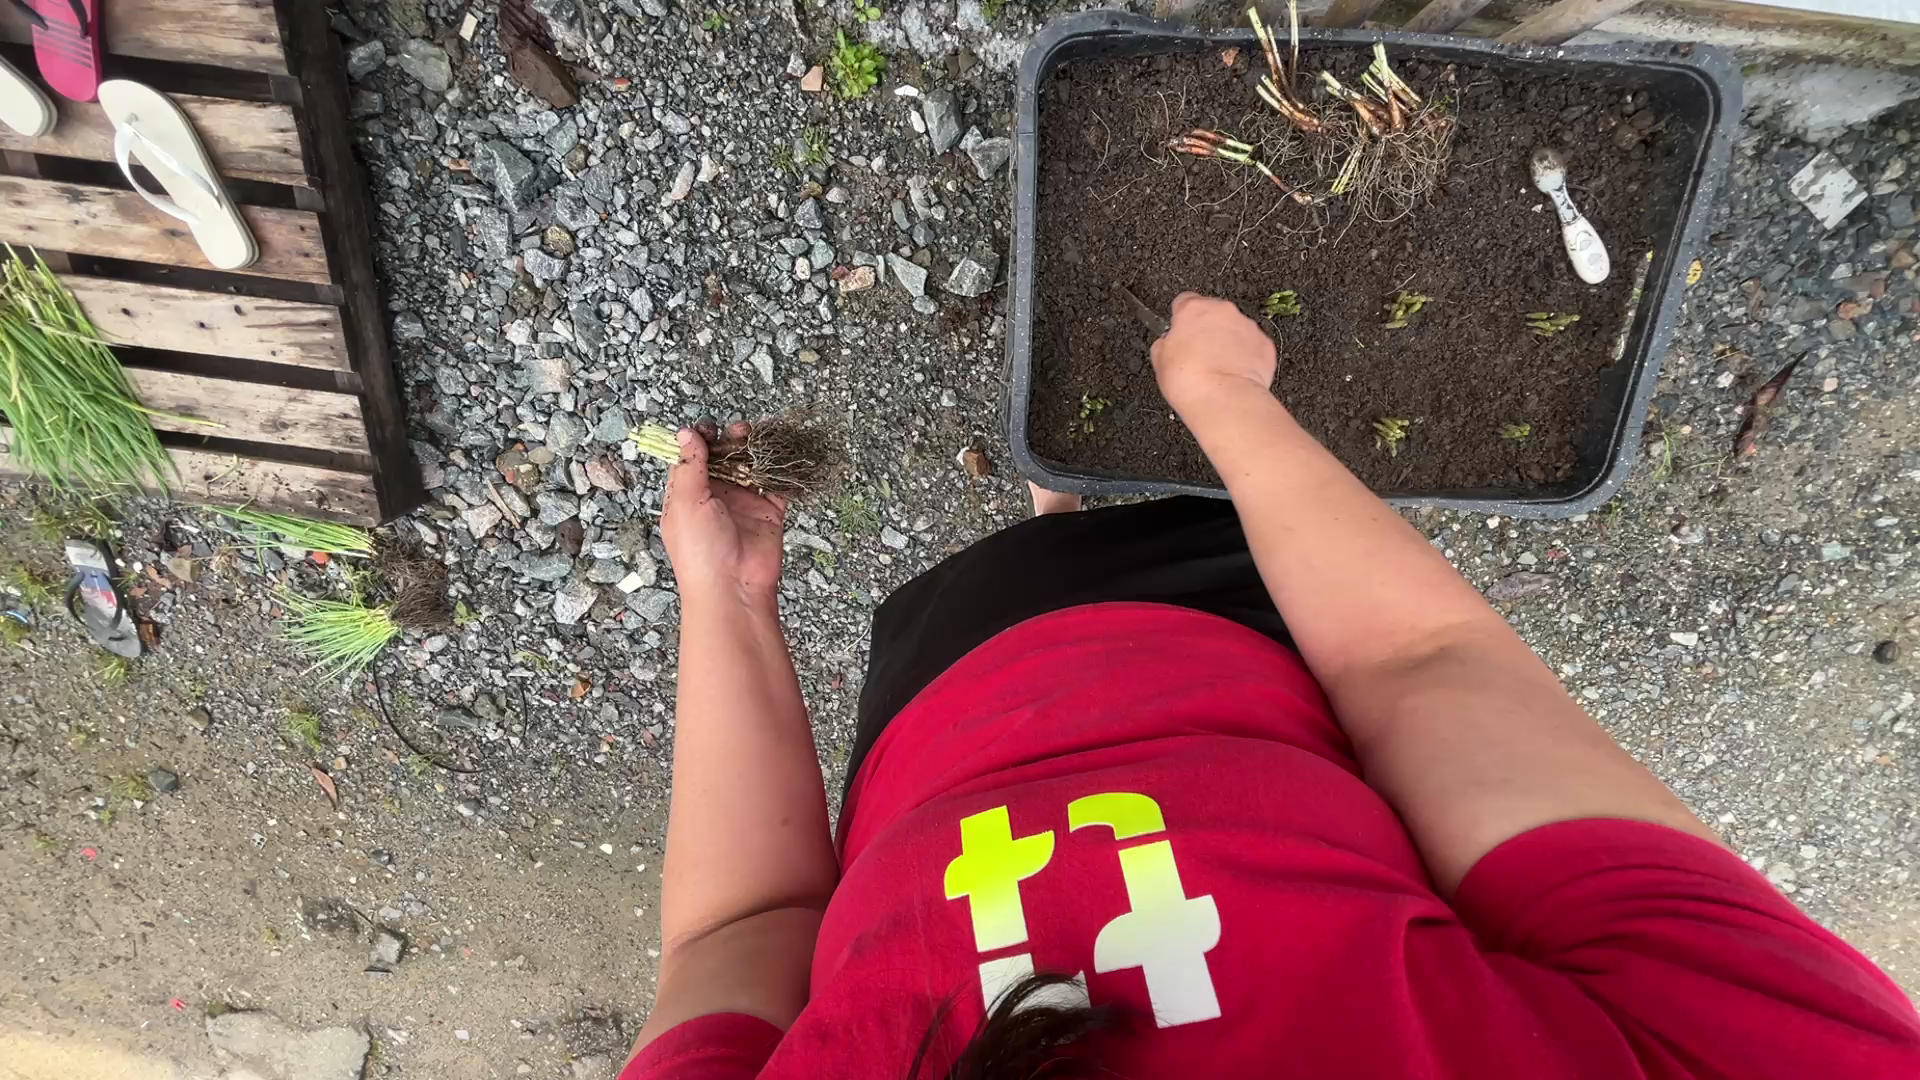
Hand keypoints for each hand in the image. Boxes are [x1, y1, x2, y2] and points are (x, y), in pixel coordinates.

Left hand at [661, 422, 787, 606]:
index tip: (707, 428)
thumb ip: (690, 466)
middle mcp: (715, 498)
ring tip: (755, 436)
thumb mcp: (686, 502)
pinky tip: (779, 454)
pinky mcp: (769, 513)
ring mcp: (743, 505)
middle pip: (724, 460)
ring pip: (750, 468)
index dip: (699, 441)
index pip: (691, 460)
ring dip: (753, 451)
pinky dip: (780, 471)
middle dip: (729, 442)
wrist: (733, 587)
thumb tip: (687, 434)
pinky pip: (777, 487)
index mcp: (687, 496)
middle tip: (736, 430)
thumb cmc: (700, 551)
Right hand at [1150, 292, 1276, 419]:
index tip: (1179, 331)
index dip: (1180, 319)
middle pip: (1212, 314)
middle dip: (1206, 331)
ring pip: (1234, 329)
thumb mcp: (1159, 361)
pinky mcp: (1263, 344)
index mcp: (1193, 309)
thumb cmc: (1190, 381)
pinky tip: (1231, 374)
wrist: (1222, 398)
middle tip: (1196, 355)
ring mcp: (1246, 326)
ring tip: (1215, 368)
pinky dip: (1244, 356)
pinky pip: (1252, 345)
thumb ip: (1164, 344)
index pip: (1184, 302)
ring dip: (1225, 343)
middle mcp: (1222, 311)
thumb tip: (1166, 344)